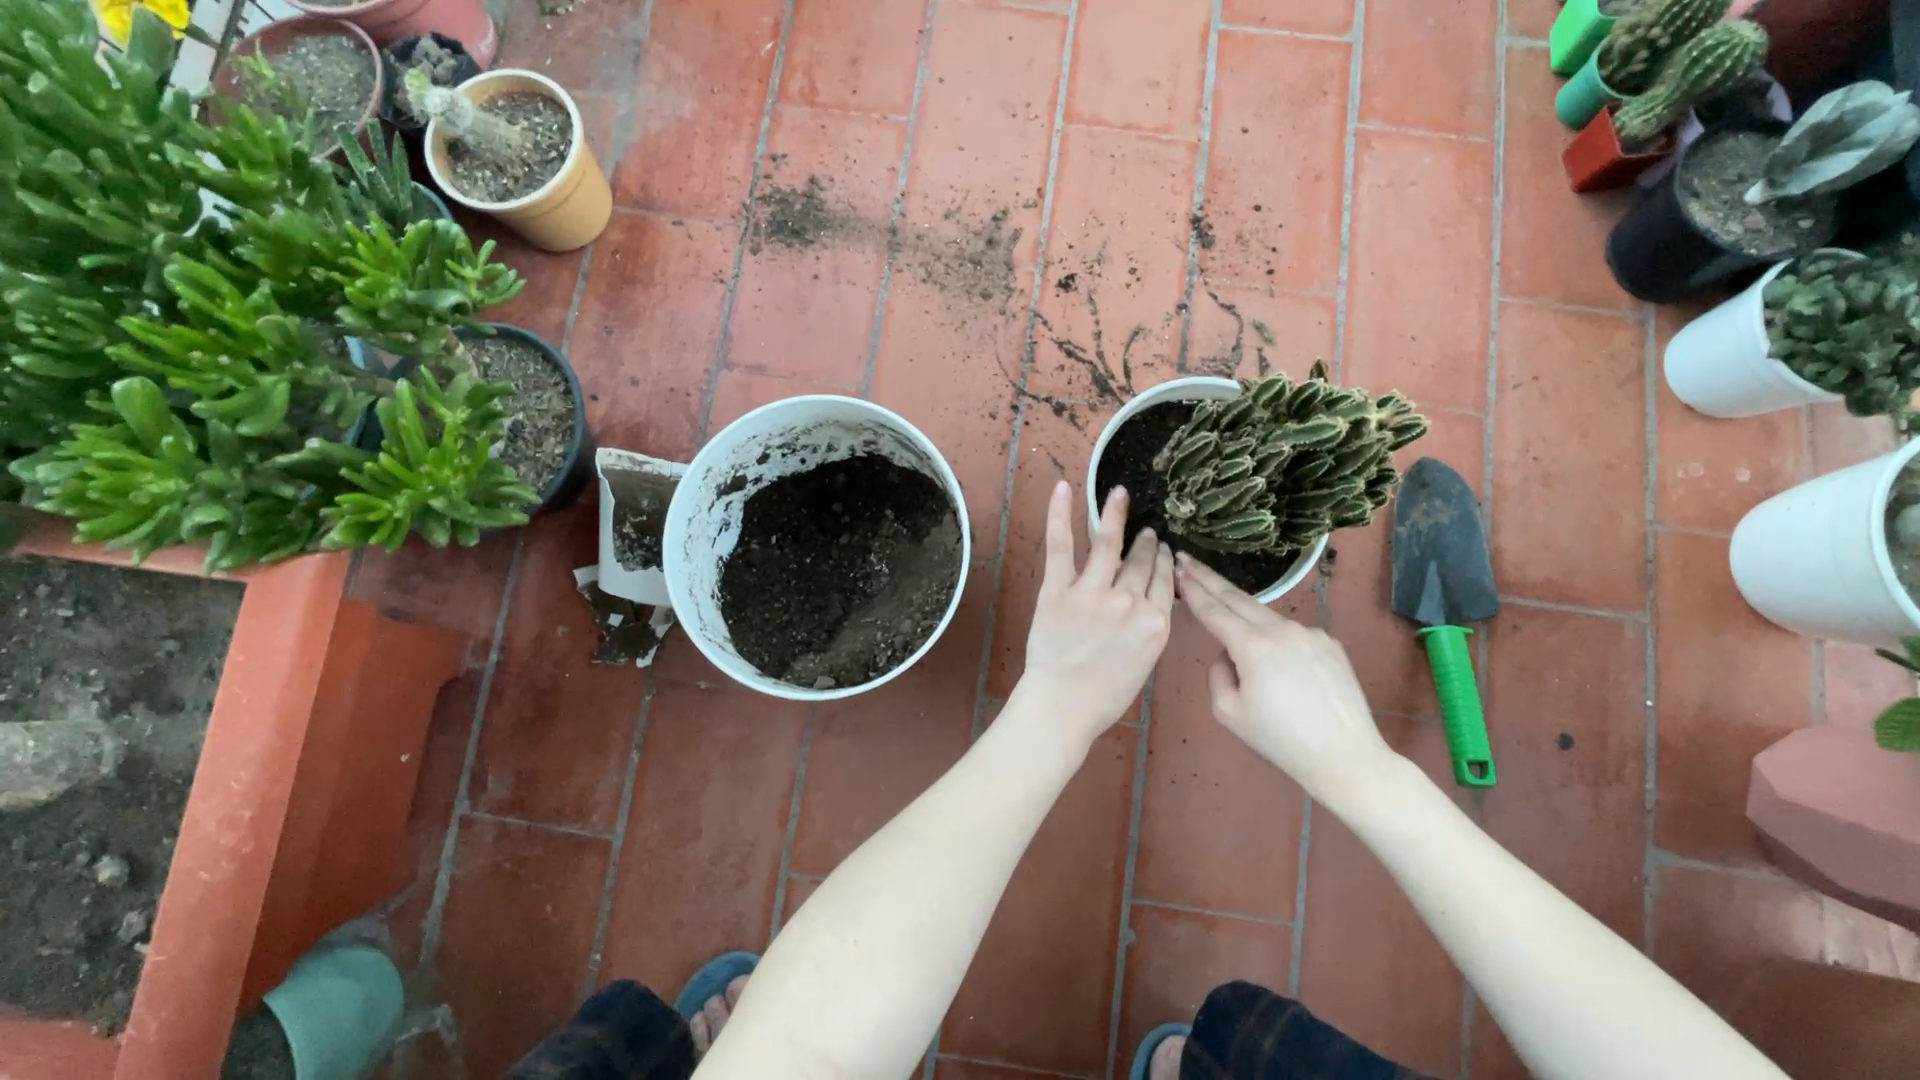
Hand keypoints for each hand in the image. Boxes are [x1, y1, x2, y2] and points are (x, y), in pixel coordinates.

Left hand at [1016, 481, 1173, 743]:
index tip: (1164, 548)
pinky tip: (1064, 489)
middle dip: (1145, 543)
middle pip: (1141, 562)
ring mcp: (1092, 593)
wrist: (1063, 707)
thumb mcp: (1144, 662)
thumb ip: (1150, 627)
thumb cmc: (1104, 695)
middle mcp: (1129, 602)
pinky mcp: (1058, 590)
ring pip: (1109, 544)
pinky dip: (1061, 513)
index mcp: (1155, 623)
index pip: (1165, 581)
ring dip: (1115, 516)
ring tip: (1119, 496)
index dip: (1164, 561)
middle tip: (1146, 530)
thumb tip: (1151, 600)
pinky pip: (1061, 545)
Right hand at [1175, 553, 1400, 806]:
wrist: (1346, 757)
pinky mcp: (1330, 643)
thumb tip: (1228, 653)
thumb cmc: (1280, 741)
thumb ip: (1218, 673)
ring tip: (1230, 624)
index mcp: (1252, 646)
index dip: (1192, 588)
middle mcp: (1282, 629)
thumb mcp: (1228, 712)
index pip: (1213, 610)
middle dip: (1210, 579)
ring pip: (1266, 618)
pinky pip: (1292, 635)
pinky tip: (1281, 671)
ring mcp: (1310, 633)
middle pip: (1238, 598)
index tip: (1178, 567)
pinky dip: (1276, 641)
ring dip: (1244, 616)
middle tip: (1188, 560)